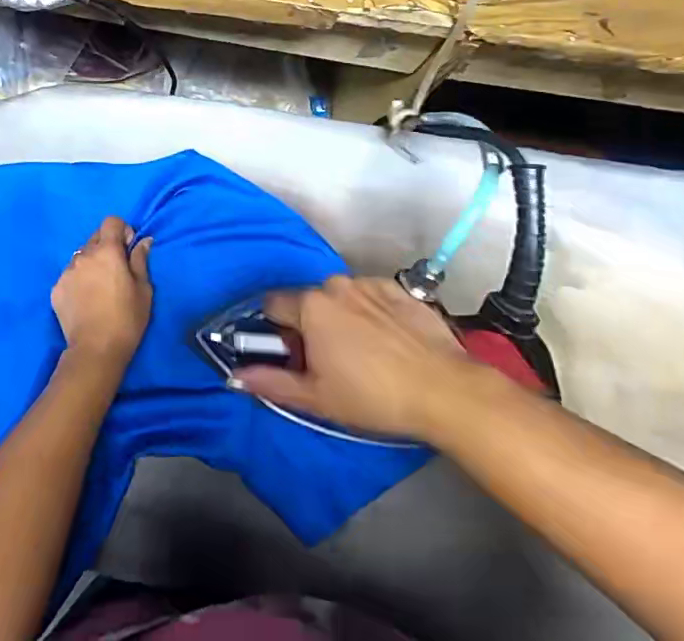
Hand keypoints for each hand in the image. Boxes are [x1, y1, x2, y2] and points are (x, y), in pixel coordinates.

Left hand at [51, 217, 152, 367]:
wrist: (95, 349)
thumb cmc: (127, 319)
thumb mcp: (143, 289)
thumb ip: (141, 260)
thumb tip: (143, 240)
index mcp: (107, 252)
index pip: (111, 221)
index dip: (122, 230)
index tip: (128, 249)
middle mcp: (83, 255)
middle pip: (95, 238)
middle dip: (106, 246)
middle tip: (116, 271)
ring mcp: (66, 272)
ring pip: (80, 257)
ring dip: (91, 264)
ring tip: (99, 289)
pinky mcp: (56, 288)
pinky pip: (69, 275)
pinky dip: (78, 281)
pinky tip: (86, 301)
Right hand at [233, 275, 486, 441]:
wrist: (447, 392)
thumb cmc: (373, 396)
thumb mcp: (316, 398)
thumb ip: (271, 383)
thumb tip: (235, 376)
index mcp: (309, 305)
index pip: (272, 305)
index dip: (278, 331)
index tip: (294, 355)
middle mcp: (335, 285)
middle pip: (308, 301)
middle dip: (311, 325)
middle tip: (331, 361)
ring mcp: (370, 284)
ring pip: (340, 298)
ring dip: (342, 317)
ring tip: (366, 353)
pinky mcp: (400, 290)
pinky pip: (370, 296)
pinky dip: (371, 313)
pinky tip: (389, 341)